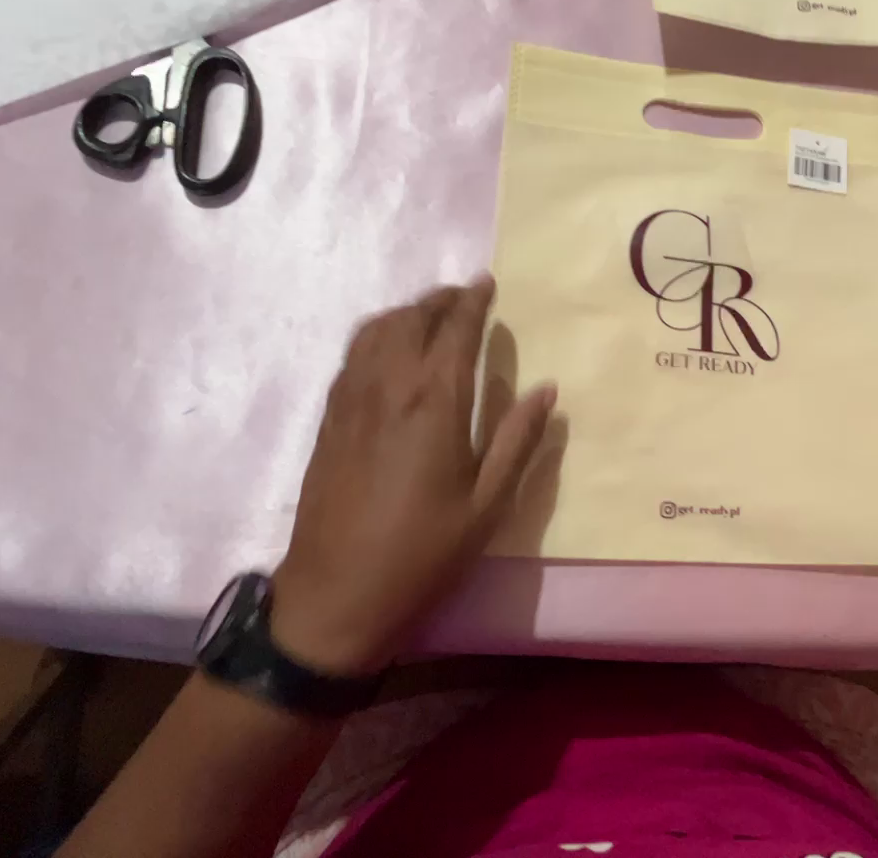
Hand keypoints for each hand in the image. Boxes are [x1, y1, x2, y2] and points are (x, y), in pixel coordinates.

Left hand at [270, 278, 555, 676]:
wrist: (337, 595)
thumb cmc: (424, 553)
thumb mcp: (488, 504)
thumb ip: (518, 440)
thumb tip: (547, 388)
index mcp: (435, 402)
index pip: (455, 330)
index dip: (473, 301)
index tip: (487, 282)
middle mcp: (389, 386)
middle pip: (413, 319)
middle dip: (441, 299)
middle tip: (464, 296)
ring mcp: (352, 399)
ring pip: (377, 330)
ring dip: (407, 312)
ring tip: (430, 316)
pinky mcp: (330, 418)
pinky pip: (353, 354)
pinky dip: (377, 334)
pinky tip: (390, 350)